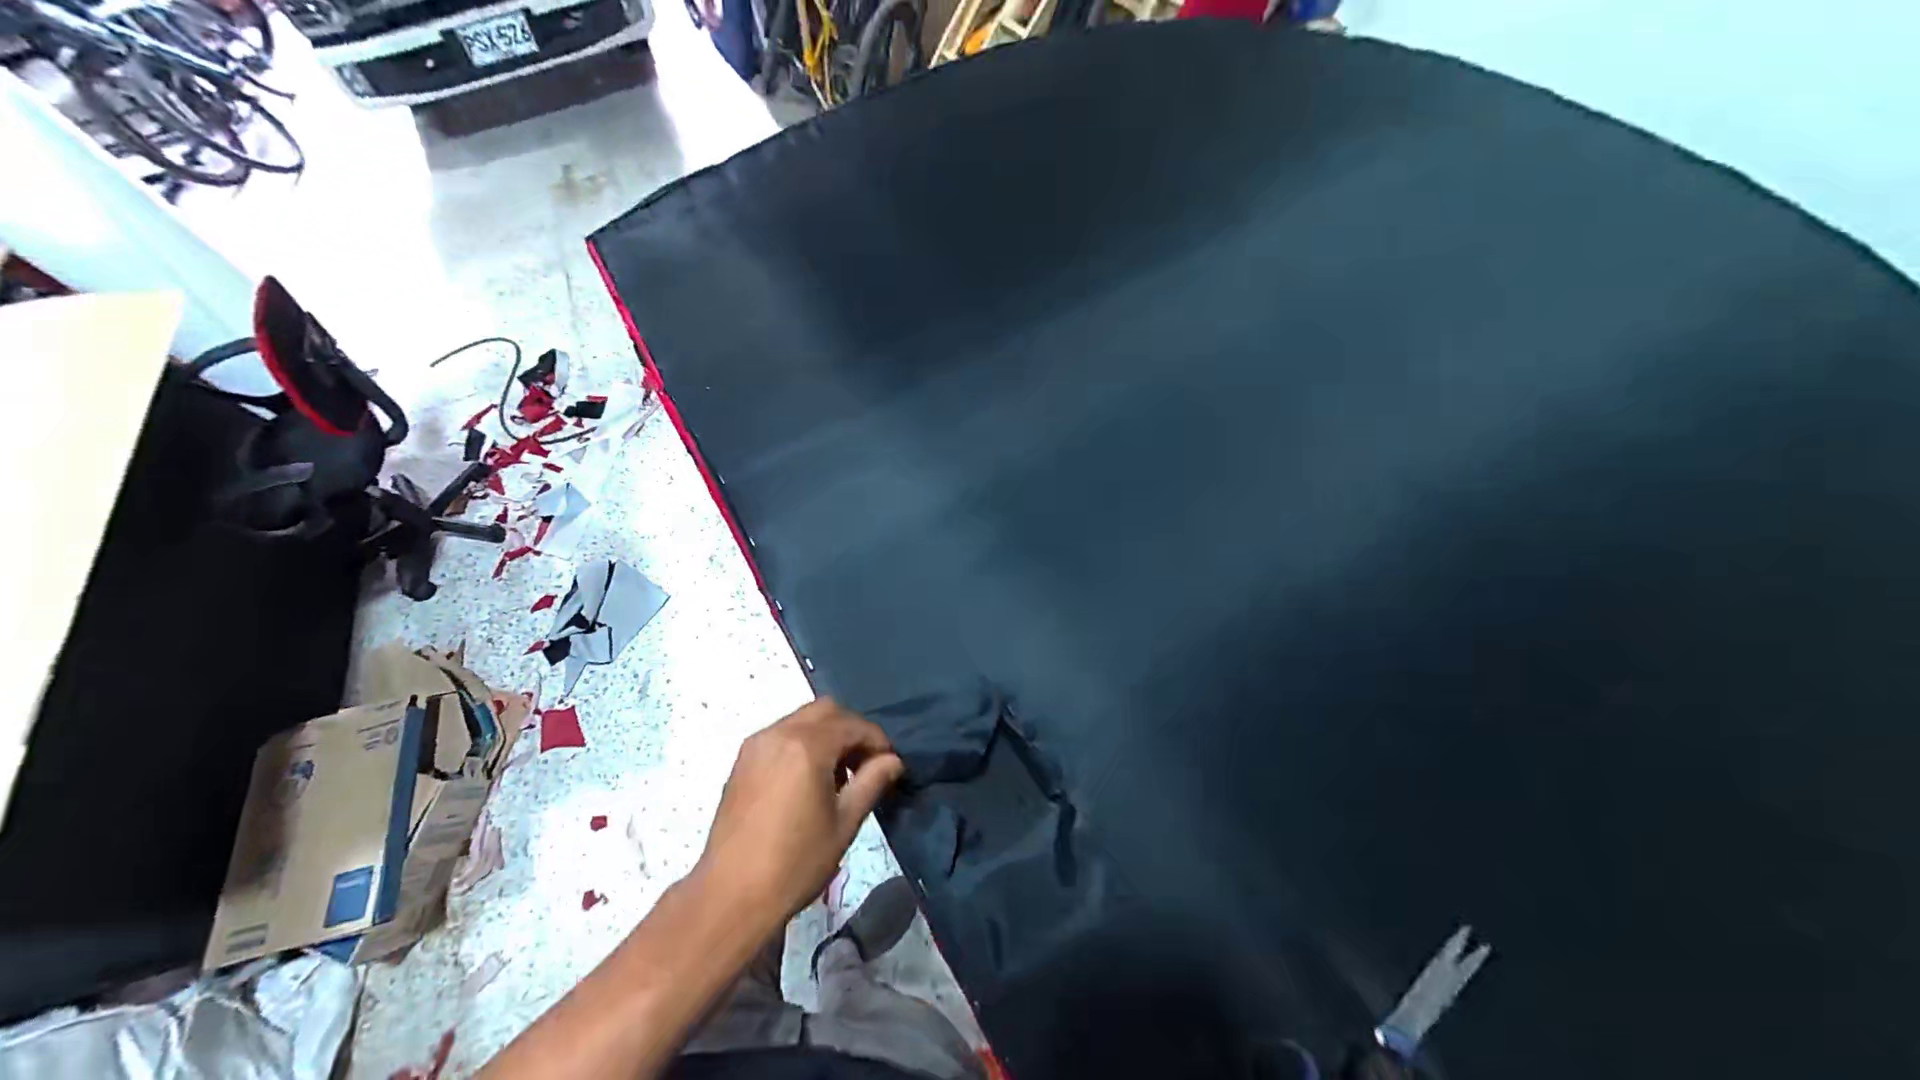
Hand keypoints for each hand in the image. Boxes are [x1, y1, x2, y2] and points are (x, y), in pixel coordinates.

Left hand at [695, 698, 904, 926]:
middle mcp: (779, 734)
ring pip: (802, 719)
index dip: (877, 740)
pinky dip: (803, 743)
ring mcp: (756, 745)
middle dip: (852, 730)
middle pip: (826, 711)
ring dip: (827, 734)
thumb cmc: (796, 862)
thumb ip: (871, 782)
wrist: (732, 895)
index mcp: (807, 746)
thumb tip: (892, 761)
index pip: (852, 725)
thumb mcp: (844, 823)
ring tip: (839, 775)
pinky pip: (782, 734)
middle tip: (866, 764)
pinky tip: (810, 779)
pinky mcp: (743, 761)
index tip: (890, 765)